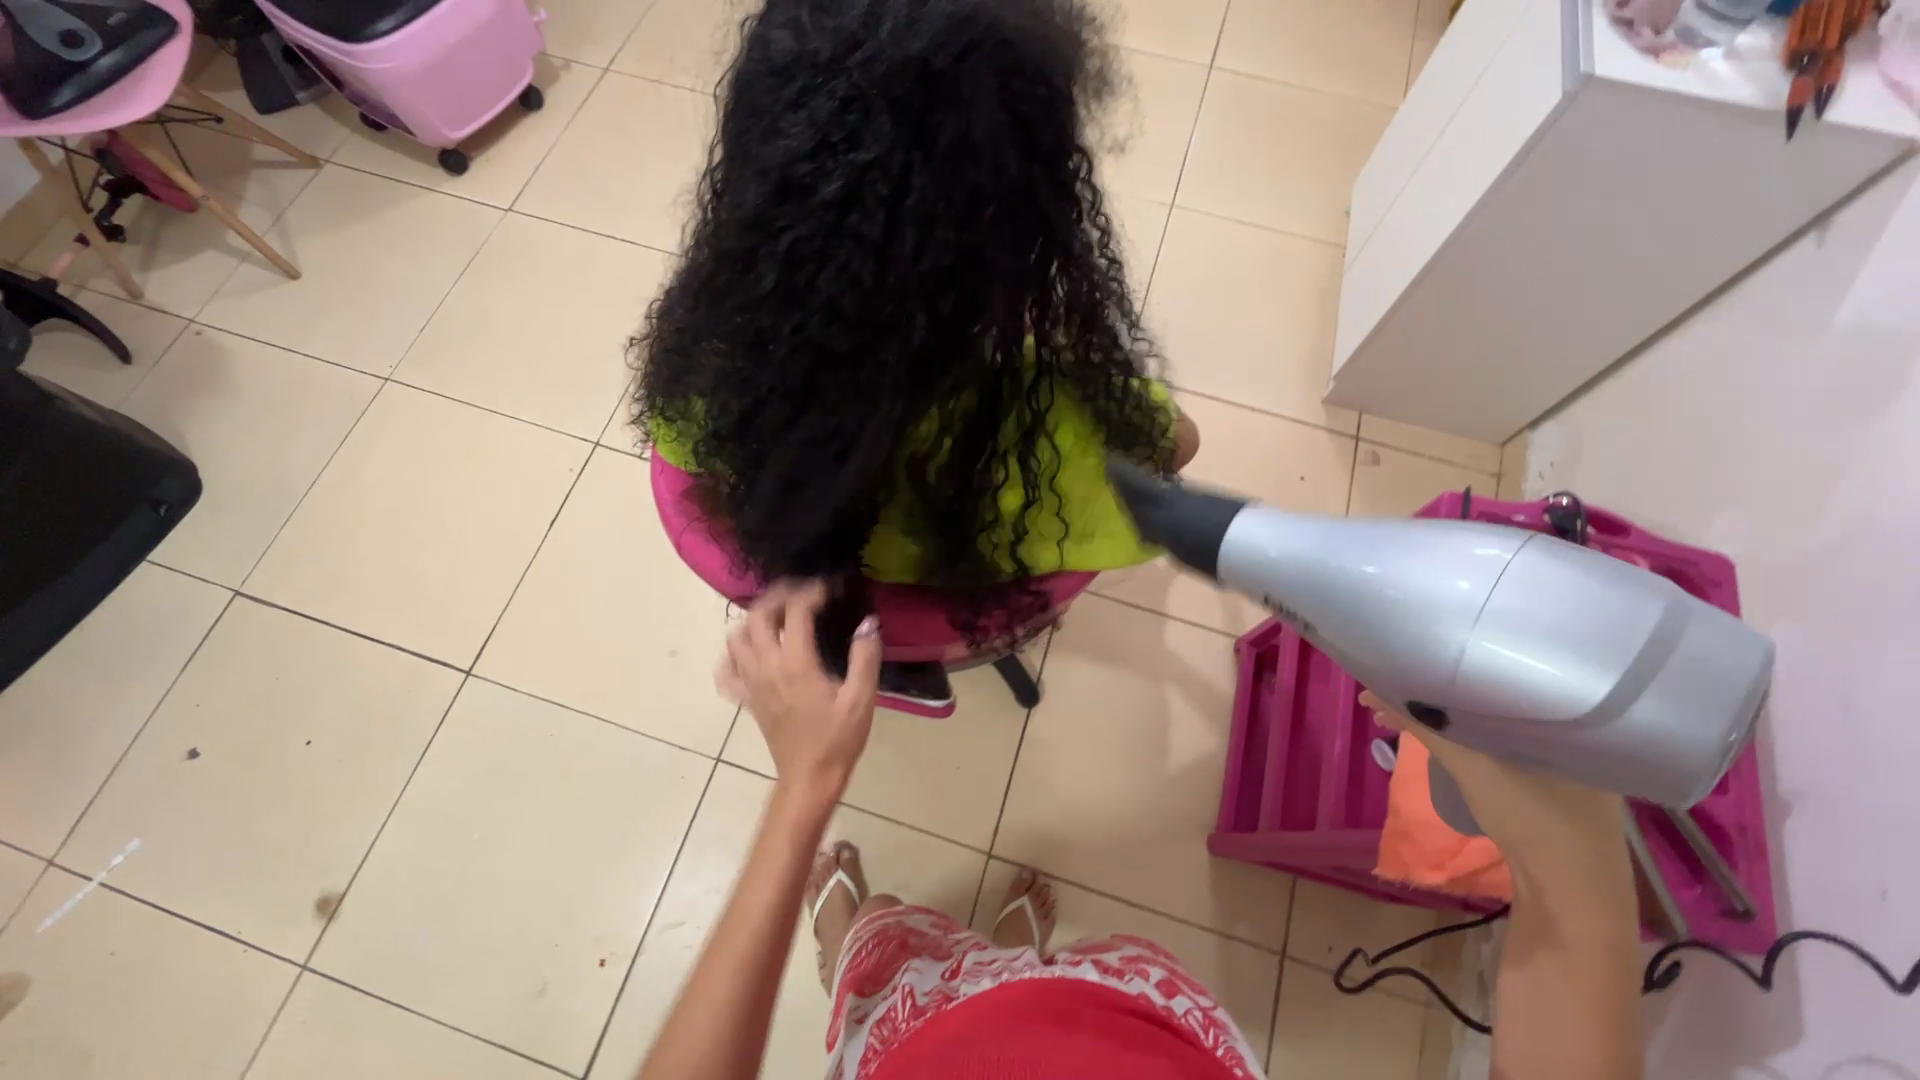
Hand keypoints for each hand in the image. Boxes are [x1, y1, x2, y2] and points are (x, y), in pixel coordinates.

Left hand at [719, 581, 881, 802]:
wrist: (809, 778)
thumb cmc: (838, 739)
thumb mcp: (862, 699)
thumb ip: (865, 657)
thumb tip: (867, 624)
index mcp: (796, 664)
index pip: (795, 611)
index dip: (811, 592)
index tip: (830, 589)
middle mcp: (766, 667)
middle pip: (756, 616)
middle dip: (776, 596)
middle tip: (801, 593)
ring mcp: (751, 683)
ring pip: (736, 638)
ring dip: (753, 619)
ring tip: (778, 617)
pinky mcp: (746, 699)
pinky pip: (726, 671)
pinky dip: (733, 655)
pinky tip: (750, 653)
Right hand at [1361, 690, 1628, 888]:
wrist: (1572, 897)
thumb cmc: (1531, 819)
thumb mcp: (1470, 765)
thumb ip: (1424, 724)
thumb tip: (1375, 692)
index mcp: (1562, 710)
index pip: (1493, 671)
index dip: (1443, 668)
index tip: (1404, 668)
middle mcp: (1568, 728)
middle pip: (1488, 696)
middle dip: (1437, 695)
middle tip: (1390, 695)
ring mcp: (1564, 759)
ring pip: (1489, 723)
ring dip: (1445, 720)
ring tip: (1400, 720)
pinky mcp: (1553, 784)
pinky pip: (1498, 745)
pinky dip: (1464, 741)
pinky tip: (1441, 744)